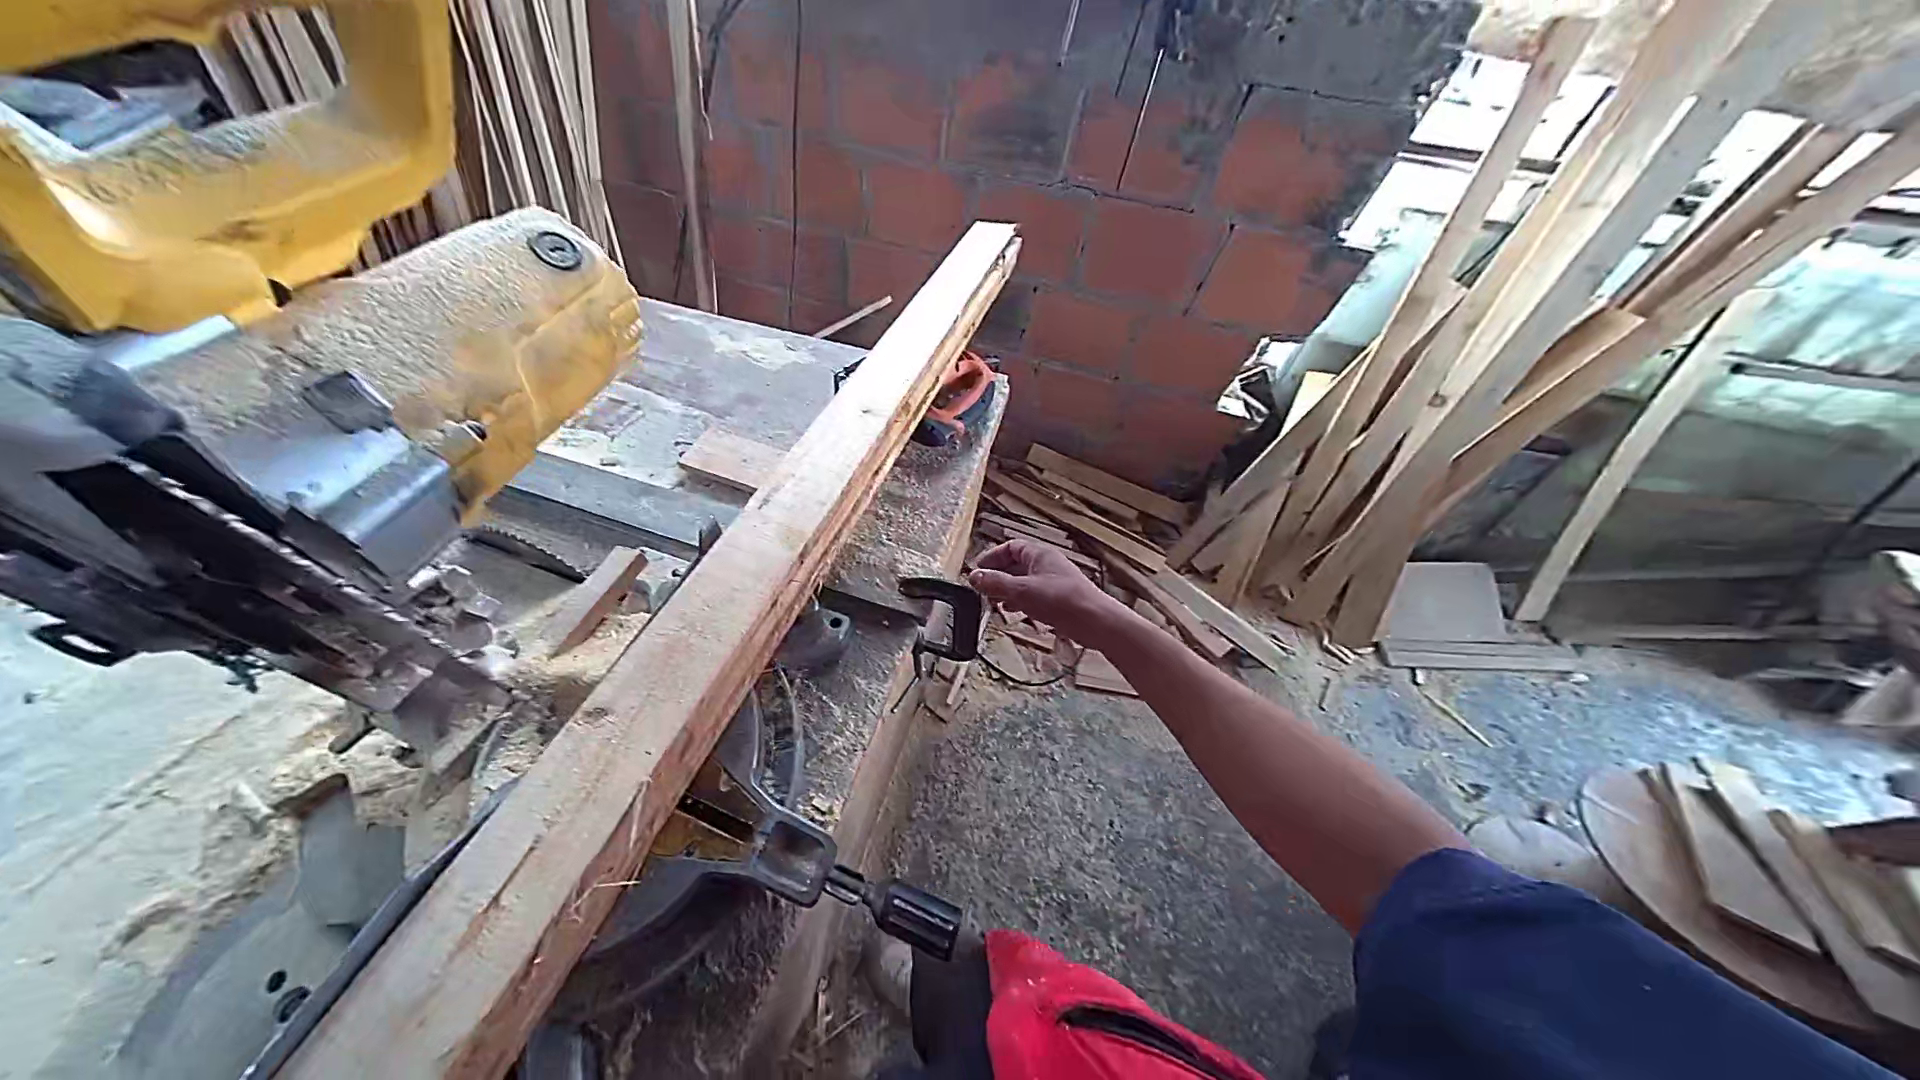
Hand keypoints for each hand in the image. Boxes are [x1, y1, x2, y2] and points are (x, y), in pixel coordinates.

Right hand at [968, 539, 1131, 648]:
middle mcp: (1048, 565)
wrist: (1095, 621)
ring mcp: (1055, 582)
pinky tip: (1015, 611)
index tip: (978, 569)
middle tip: (983, 587)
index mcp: (1040, 555)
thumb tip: (974, 577)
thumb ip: (996, 583)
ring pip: (1024, 581)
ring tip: (994, 601)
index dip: (992, 557)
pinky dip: (1021, 601)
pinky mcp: (1060, 600)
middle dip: (998, 575)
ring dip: (1008, 589)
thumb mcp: (1021, 590)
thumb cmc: (1063, 600)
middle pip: (1016, 564)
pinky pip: (1034, 595)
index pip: (1010, 547)